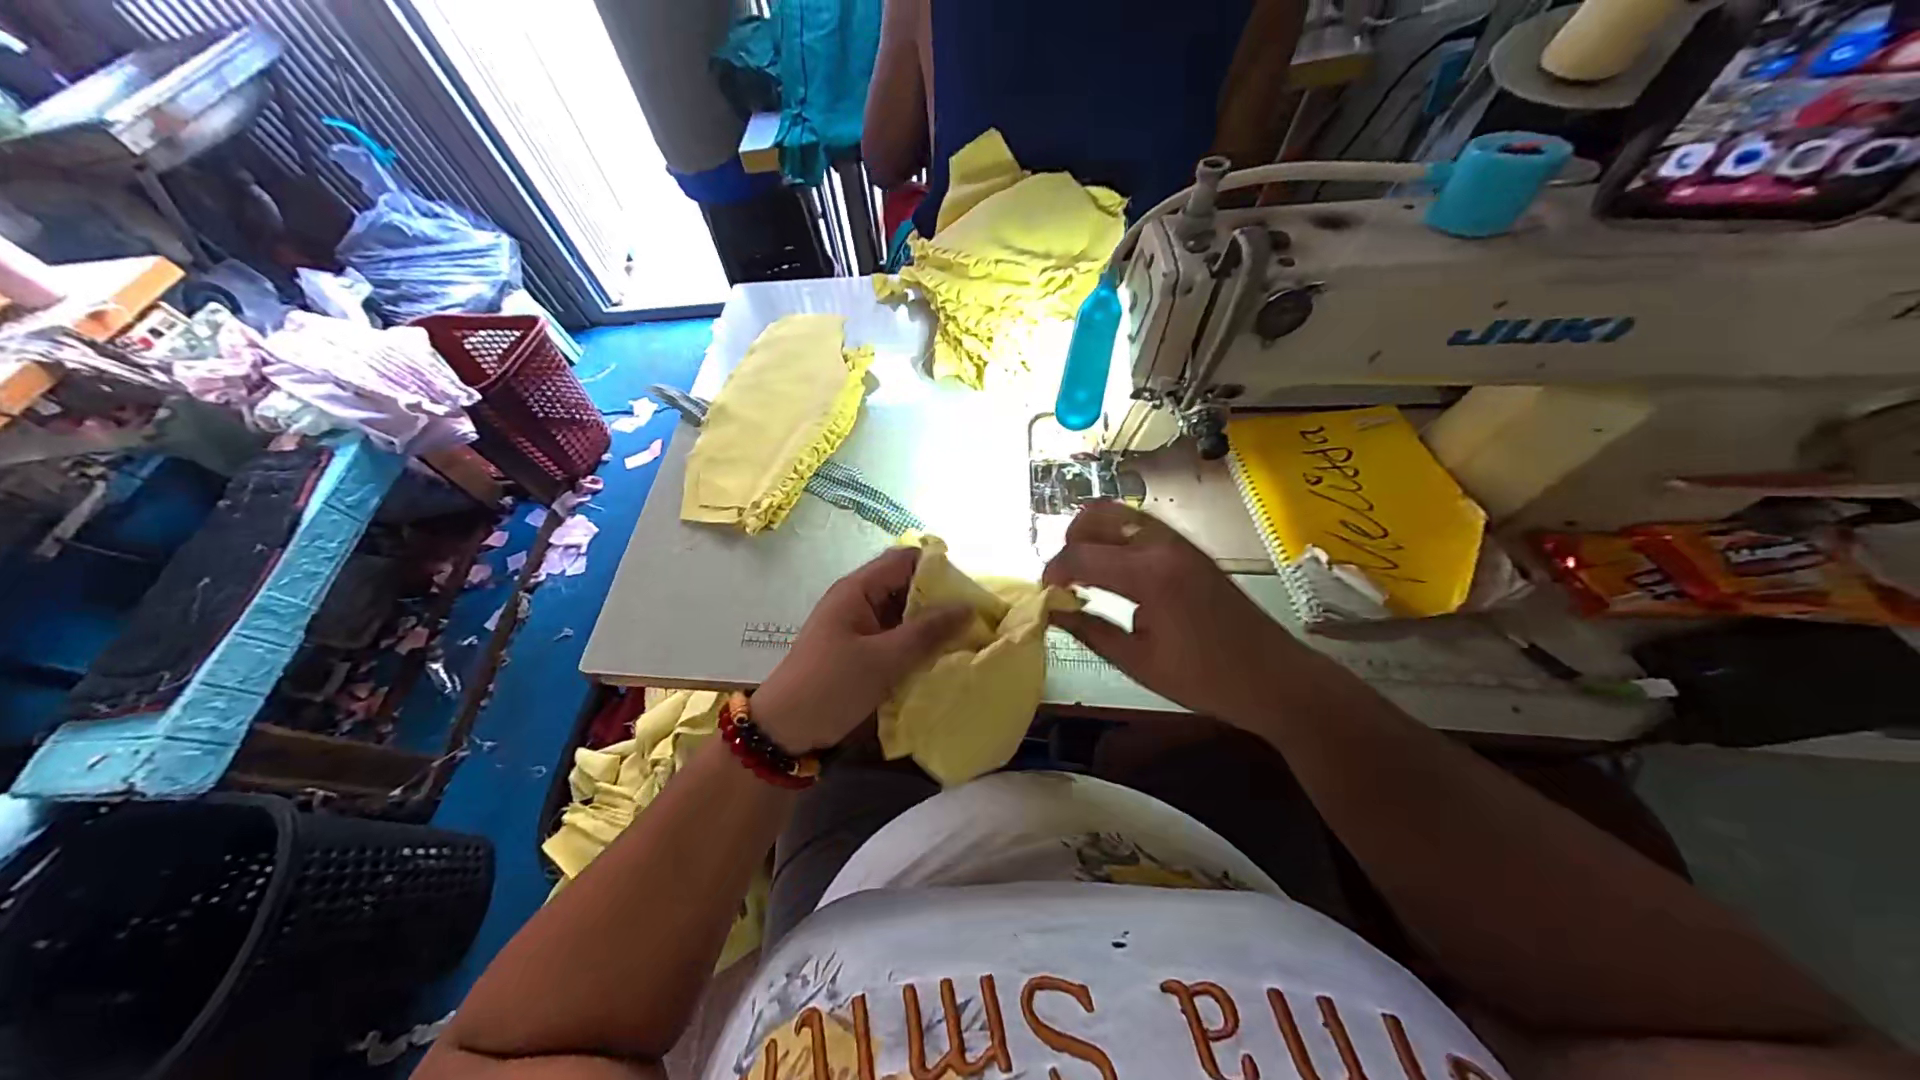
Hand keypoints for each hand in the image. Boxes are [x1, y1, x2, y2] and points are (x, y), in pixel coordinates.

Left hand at [753, 547, 967, 753]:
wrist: (785, 732)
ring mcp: (859, 627)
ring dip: (931, 624)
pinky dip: (918, 643)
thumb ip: (927, 632)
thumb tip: (968, 607)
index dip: (938, 568)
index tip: (971, 590)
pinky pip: (897, 637)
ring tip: (966, 636)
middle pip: (907, 585)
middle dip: (940, 599)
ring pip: (904, 613)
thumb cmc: (831, 687)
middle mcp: (859, 601)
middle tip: (976, 617)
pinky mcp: (862, 651)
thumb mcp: (884, 660)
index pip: (905, 560)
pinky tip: (941, 657)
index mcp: (857, 590)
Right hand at [1042, 501, 1315, 724]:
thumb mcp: (1138, 662)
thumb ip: (1090, 631)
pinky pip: (1141, 527)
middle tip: (1064, 579)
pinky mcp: (1190, 549)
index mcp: (1149, 575)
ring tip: (1086, 576)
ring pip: (1120, 514)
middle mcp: (1163, 545)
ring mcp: (1180, 542)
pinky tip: (1116, 575)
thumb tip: (1052, 612)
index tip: (1043, 595)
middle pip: (1097, 514)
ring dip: (1094, 536)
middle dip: (1070, 541)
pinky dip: (1117, 538)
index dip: (1053, 572)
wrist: (1274, 678)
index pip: (1080, 555)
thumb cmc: (1205, 679)